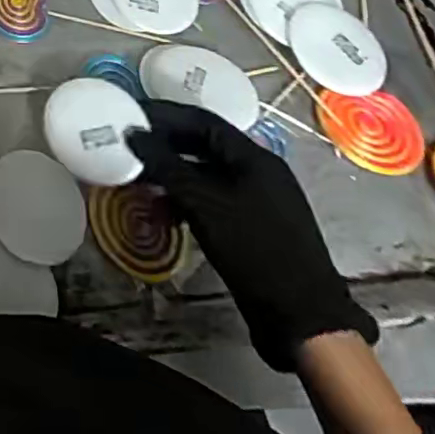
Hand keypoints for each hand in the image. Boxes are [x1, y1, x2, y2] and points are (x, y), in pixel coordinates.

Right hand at [126, 100, 376, 370]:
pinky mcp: (254, 227)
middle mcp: (258, 171)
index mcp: (253, 157)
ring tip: (142, 182)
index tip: (133, 116)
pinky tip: (165, 213)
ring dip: (174, 176)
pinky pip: (214, 200)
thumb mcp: (203, 203)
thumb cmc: (253, 249)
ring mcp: (259, 200)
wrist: (302, 318)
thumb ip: (166, 166)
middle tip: (132, 149)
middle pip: (205, 145)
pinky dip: (187, 201)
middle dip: (166, 146)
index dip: (165, 115)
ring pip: (207, 175)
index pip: (203, 121)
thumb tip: (134, 134)